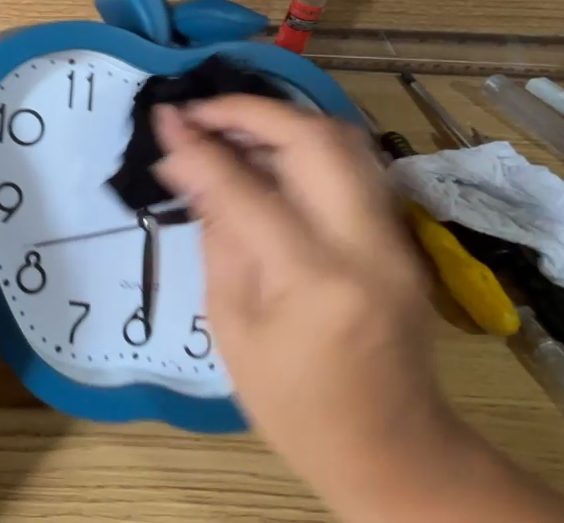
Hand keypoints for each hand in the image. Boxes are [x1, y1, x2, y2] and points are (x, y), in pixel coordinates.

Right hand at [154, 97, 459, 494]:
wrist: (395, 453)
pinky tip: (262, 156)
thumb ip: (217, 233)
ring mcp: (396, 239)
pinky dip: (303, 145)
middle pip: (317, 140)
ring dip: (281, 121)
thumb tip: (185, 165)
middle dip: (251, 110)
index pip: (247, 186)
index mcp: (316, 279)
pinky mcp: (400, 239)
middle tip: (199, 113)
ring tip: (227, 126)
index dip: (198, 143)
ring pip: (345, 142)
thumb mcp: (230, 322)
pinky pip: (351, 167)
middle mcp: (368, 246)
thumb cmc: (293, 404)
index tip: (163, 116)